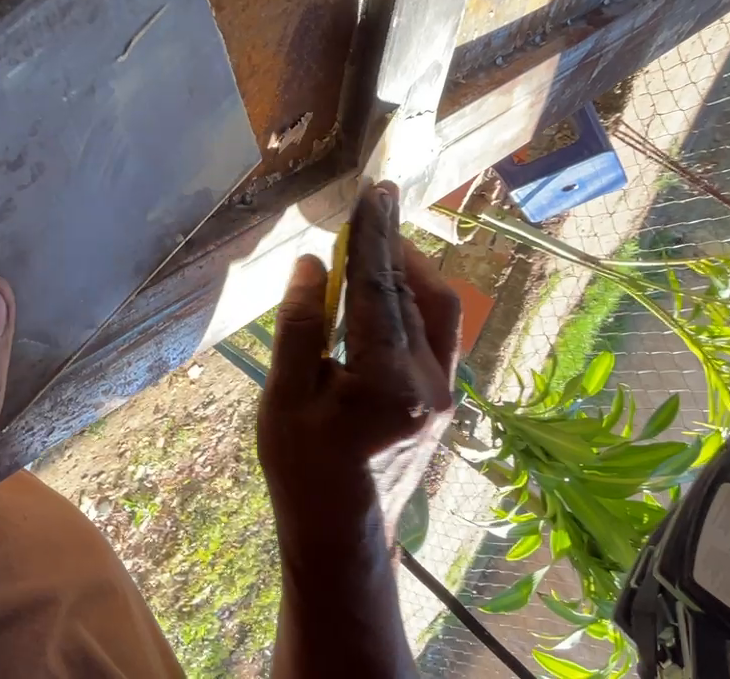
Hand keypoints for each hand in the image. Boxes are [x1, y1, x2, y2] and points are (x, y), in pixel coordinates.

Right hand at [259, 179, 460, 519]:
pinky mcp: (443, 402)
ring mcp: (444, 394)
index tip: (372, 193)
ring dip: (411, 271)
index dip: (374, 236)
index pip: (380, 288)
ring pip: (441, 312)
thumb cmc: (303, 470)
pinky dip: (415, 301)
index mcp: (387, 381)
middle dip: (397, 246)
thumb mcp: (285, 398)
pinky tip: (386, 295)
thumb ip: (300, 328)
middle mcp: (430, 382)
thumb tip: (314, 267)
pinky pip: (438, 334)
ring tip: (378, 245)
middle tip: (372, 211)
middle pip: (422, 293)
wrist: (343, 537)